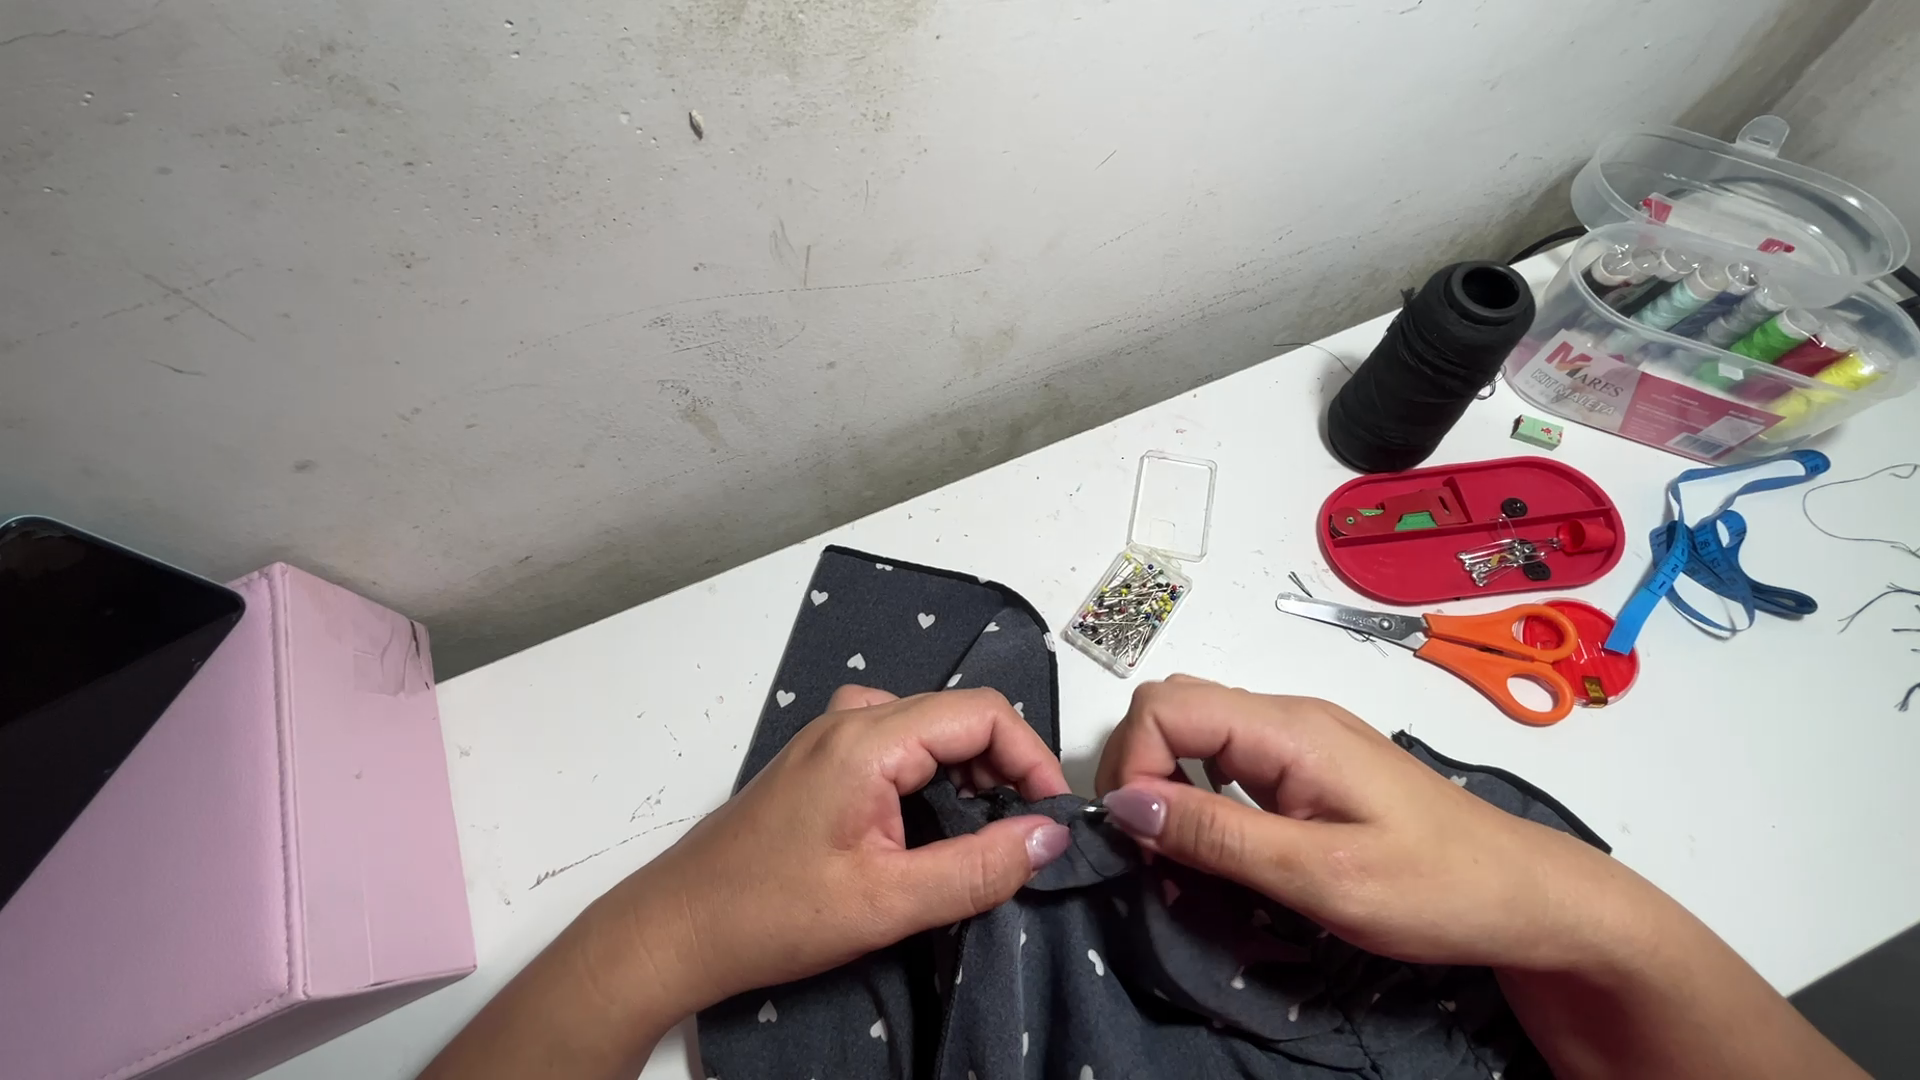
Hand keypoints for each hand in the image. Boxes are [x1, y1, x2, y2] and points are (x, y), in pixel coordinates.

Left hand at [612, 685, 1073, 1011]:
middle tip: (1024, 831)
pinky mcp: (826, 754)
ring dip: (972, 770)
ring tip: (986, 830)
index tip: (1051, 816)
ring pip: (932, 727)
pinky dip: (936, 772)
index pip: (981, 712)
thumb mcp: (886, 903)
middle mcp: (854, 717)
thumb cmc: (773, 913)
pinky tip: (935, 817)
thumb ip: (977, 868)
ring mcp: (835, 731)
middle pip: (958, 715)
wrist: (676, 926)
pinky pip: (902, 740)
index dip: (1030, 756)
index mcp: (869, 738)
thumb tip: (1049, 836)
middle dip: (1005, 766)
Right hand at [1093, 676, 1629, 969]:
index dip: (1133, 763)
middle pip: (1170, 705)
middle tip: (1152, 847)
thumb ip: (1217, 835)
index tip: (1142, 838)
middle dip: (1140, 769)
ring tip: (1178, 847)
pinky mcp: (1303, 757)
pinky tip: (1216, 832)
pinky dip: (1195, 787)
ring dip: (1165, 779)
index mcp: (1286, 728)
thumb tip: (1125, 804)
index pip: (1164, 706)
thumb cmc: (1438, 889)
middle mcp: (1282, 714)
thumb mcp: (1322, 876)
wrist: (1534, 897)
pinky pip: (1222, 750)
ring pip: (1191, 724)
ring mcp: (1294, 732)